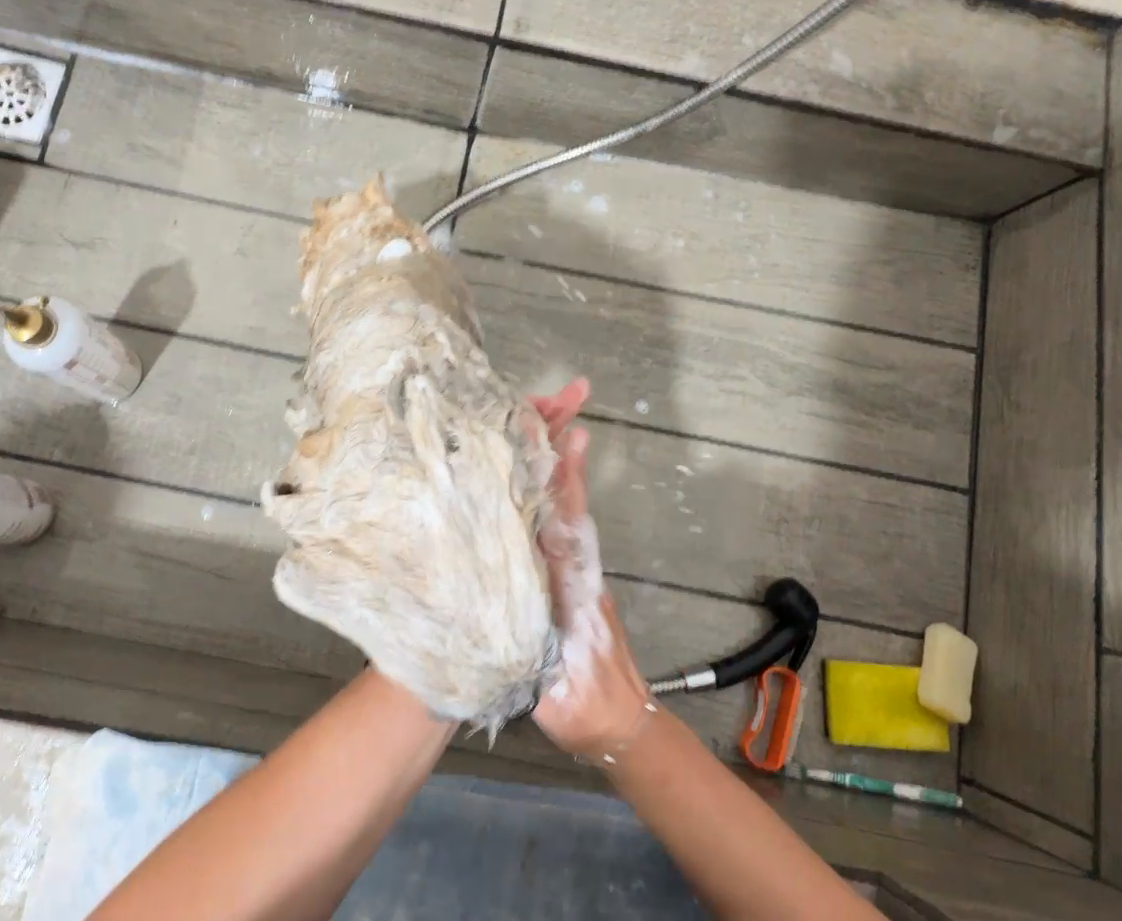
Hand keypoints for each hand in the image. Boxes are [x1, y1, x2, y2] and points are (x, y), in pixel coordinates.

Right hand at [526, 381, 653, 759]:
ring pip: (567, 504)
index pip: (566, 524)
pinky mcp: (570, 578)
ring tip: (552, 411)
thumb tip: (500, 626)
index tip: (566, 438)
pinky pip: (559, 521)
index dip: (565, 482)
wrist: (621, 724)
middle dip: (565, 448)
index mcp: (571, 587)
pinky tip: (540, 464)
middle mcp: (575, 569)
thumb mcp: (554, 690)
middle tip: (566, 397)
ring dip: (560, 457)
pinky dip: (553, 485)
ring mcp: (575, 570)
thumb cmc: (584, 707)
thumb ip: (533, 660)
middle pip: (570, 498)